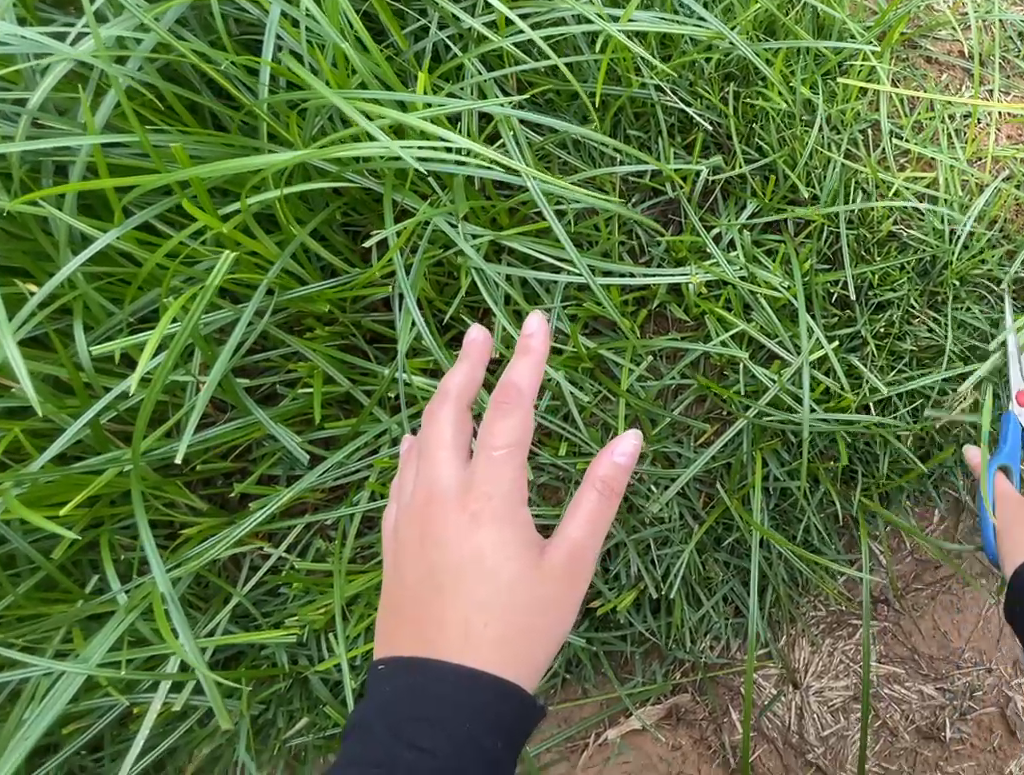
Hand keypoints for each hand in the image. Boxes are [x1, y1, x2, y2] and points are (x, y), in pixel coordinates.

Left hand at [375, 311, 642, 691]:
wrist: (439, 704)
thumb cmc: (518, 632)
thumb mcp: (572, 566)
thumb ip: (600, 496)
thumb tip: (631, 436)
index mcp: (489, 499)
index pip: (509, 411)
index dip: (526, 361)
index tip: (535, 320)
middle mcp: (440, 499)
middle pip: (446, 413)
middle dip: (465, 365)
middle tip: (481, 329)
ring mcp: (408, 521)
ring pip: (417, 441)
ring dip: (439, 399)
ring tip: (457, 371)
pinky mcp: (392, 545)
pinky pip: (400, 477)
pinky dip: (414, 445)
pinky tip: (417, 442)